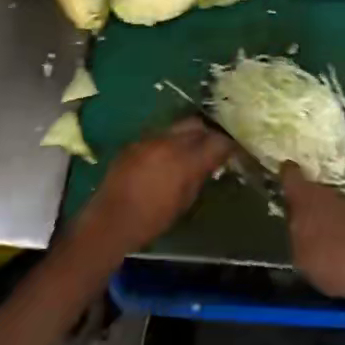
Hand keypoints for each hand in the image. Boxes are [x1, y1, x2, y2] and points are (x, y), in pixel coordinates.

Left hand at [79, 118, 232, 255]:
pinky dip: (168, 142)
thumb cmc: (152, 219)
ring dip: (188, 136)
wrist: (111, 220)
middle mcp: (169, 142)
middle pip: (197, 125)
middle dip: (208, 133)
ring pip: (177, 127)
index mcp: (186, 160)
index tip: (234, 150)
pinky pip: (159, 135)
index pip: (217, 141)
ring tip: (191, 150)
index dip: (228, 144)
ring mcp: (149, 139)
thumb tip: (211, 163)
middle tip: (213, 146)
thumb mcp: (184, 201)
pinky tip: (167, 156)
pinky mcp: (135, 142)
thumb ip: (199, 176)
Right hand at [280, 163, 344, 310]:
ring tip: (328, 239)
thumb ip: (296, 233)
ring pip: (336, 204)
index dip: (286, 174)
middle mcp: (330, 193)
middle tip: (304, 221)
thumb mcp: (299, 254)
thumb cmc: (330, 263)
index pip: (291, 176)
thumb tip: (298, 224)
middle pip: (315, 191)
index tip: (283, 173)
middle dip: (310, 203)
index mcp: (306, 198)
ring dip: (331, 216)